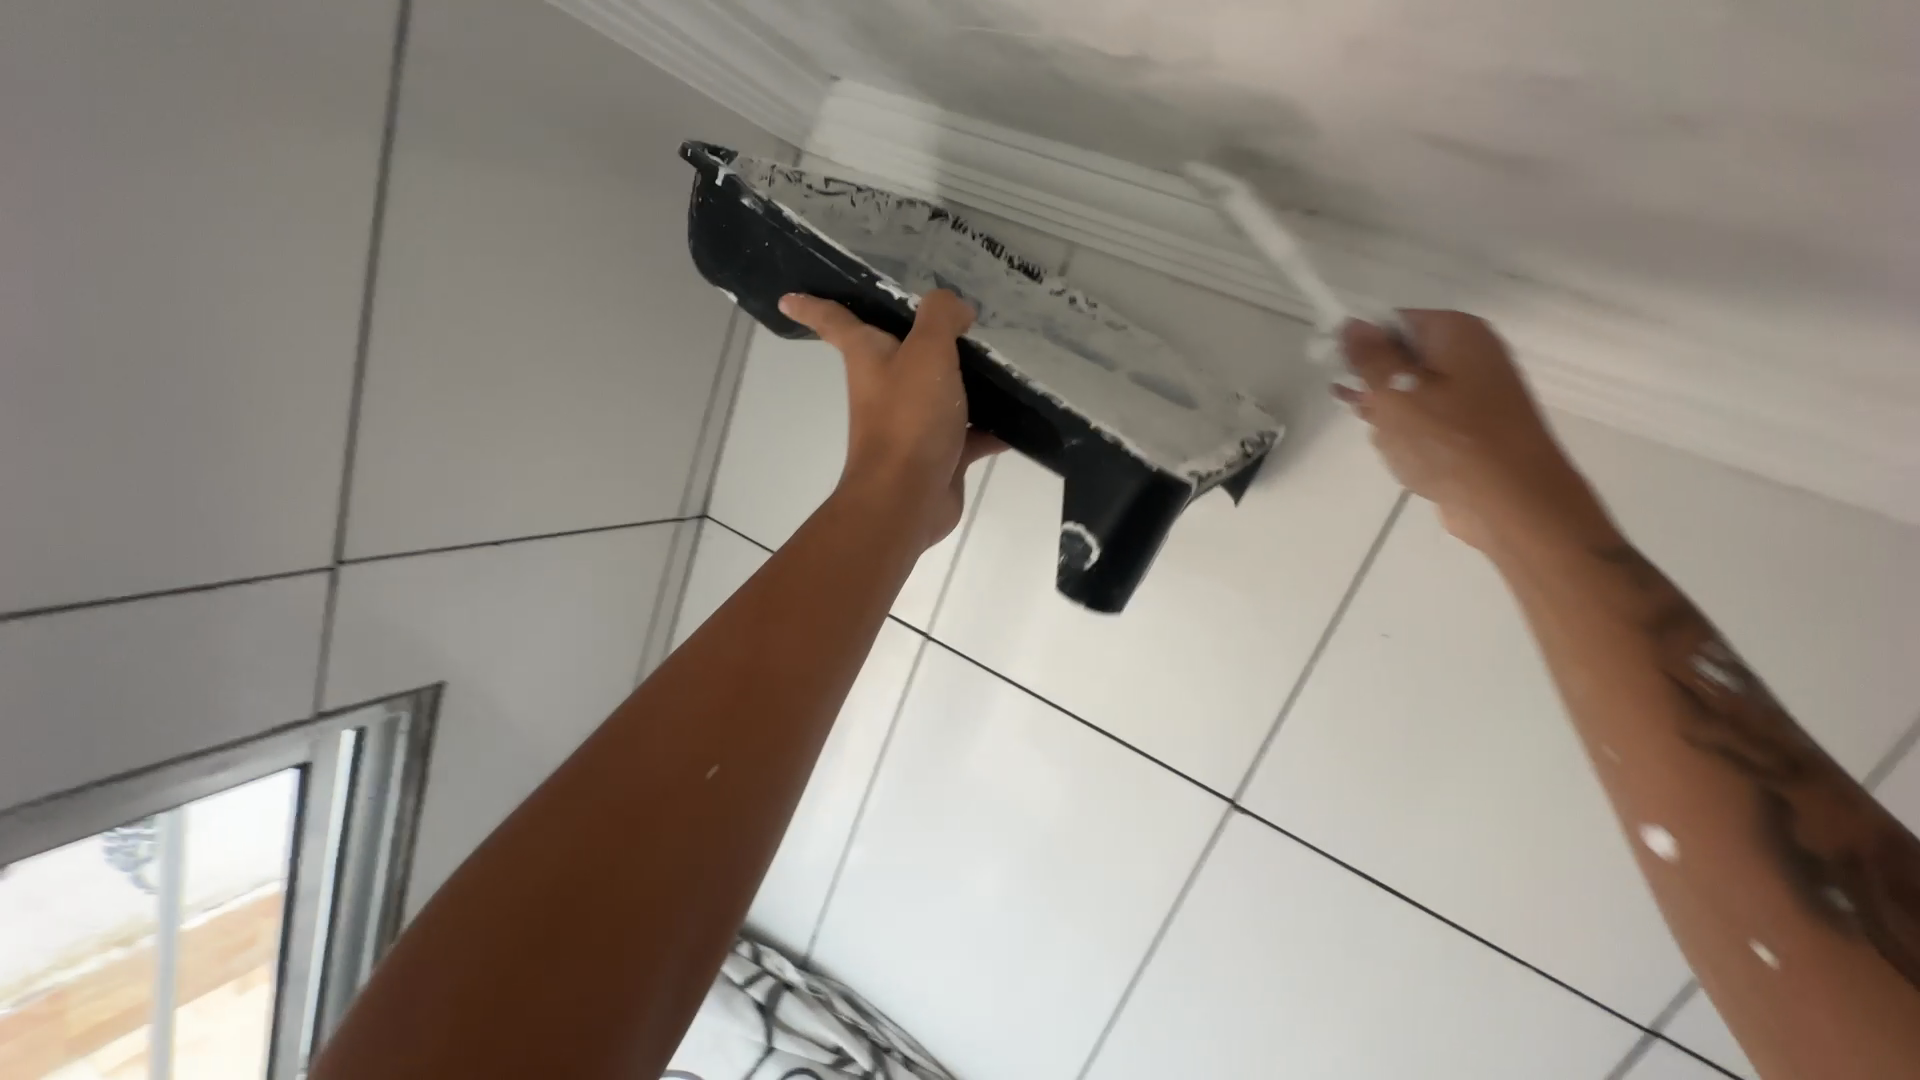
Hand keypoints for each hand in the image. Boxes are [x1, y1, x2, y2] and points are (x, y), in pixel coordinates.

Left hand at [778, 289, 1004, 550]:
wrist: (907, 498)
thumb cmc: (908, 419)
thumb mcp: (927, 351)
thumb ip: (941, 317)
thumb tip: (957, 308)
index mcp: (869, 356)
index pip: (835, 321)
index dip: (812, 305)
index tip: (788, 299)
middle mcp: (885, 387)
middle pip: (900, 352)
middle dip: (919, 335)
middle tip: (953, 314)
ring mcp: (912, 423)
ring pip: (940, 392)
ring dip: (966, 379)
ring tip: (1002, 357)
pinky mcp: (938, 454)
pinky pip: (969, 432)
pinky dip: (991, 427)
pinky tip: (1020, 417)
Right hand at [1333, 311, 1615, 551]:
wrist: (1511, 501)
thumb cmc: (1449, 440)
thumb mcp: (1395, 392)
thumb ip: (1369, 356)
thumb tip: (1352, 324)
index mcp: (1456, 332)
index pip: (1392, 321)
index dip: (1361, 346)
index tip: (1341, 374)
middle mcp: (1470, 354)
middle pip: (1399, 360)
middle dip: (1376, 389)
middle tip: (1370, 414)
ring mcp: (1475, 392)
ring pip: (1407, 396)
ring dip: (1389, 419)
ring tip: (1395, 444)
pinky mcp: (1472, 428)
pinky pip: (1425, 423)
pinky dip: (1409, 438)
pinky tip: (1406, 458)